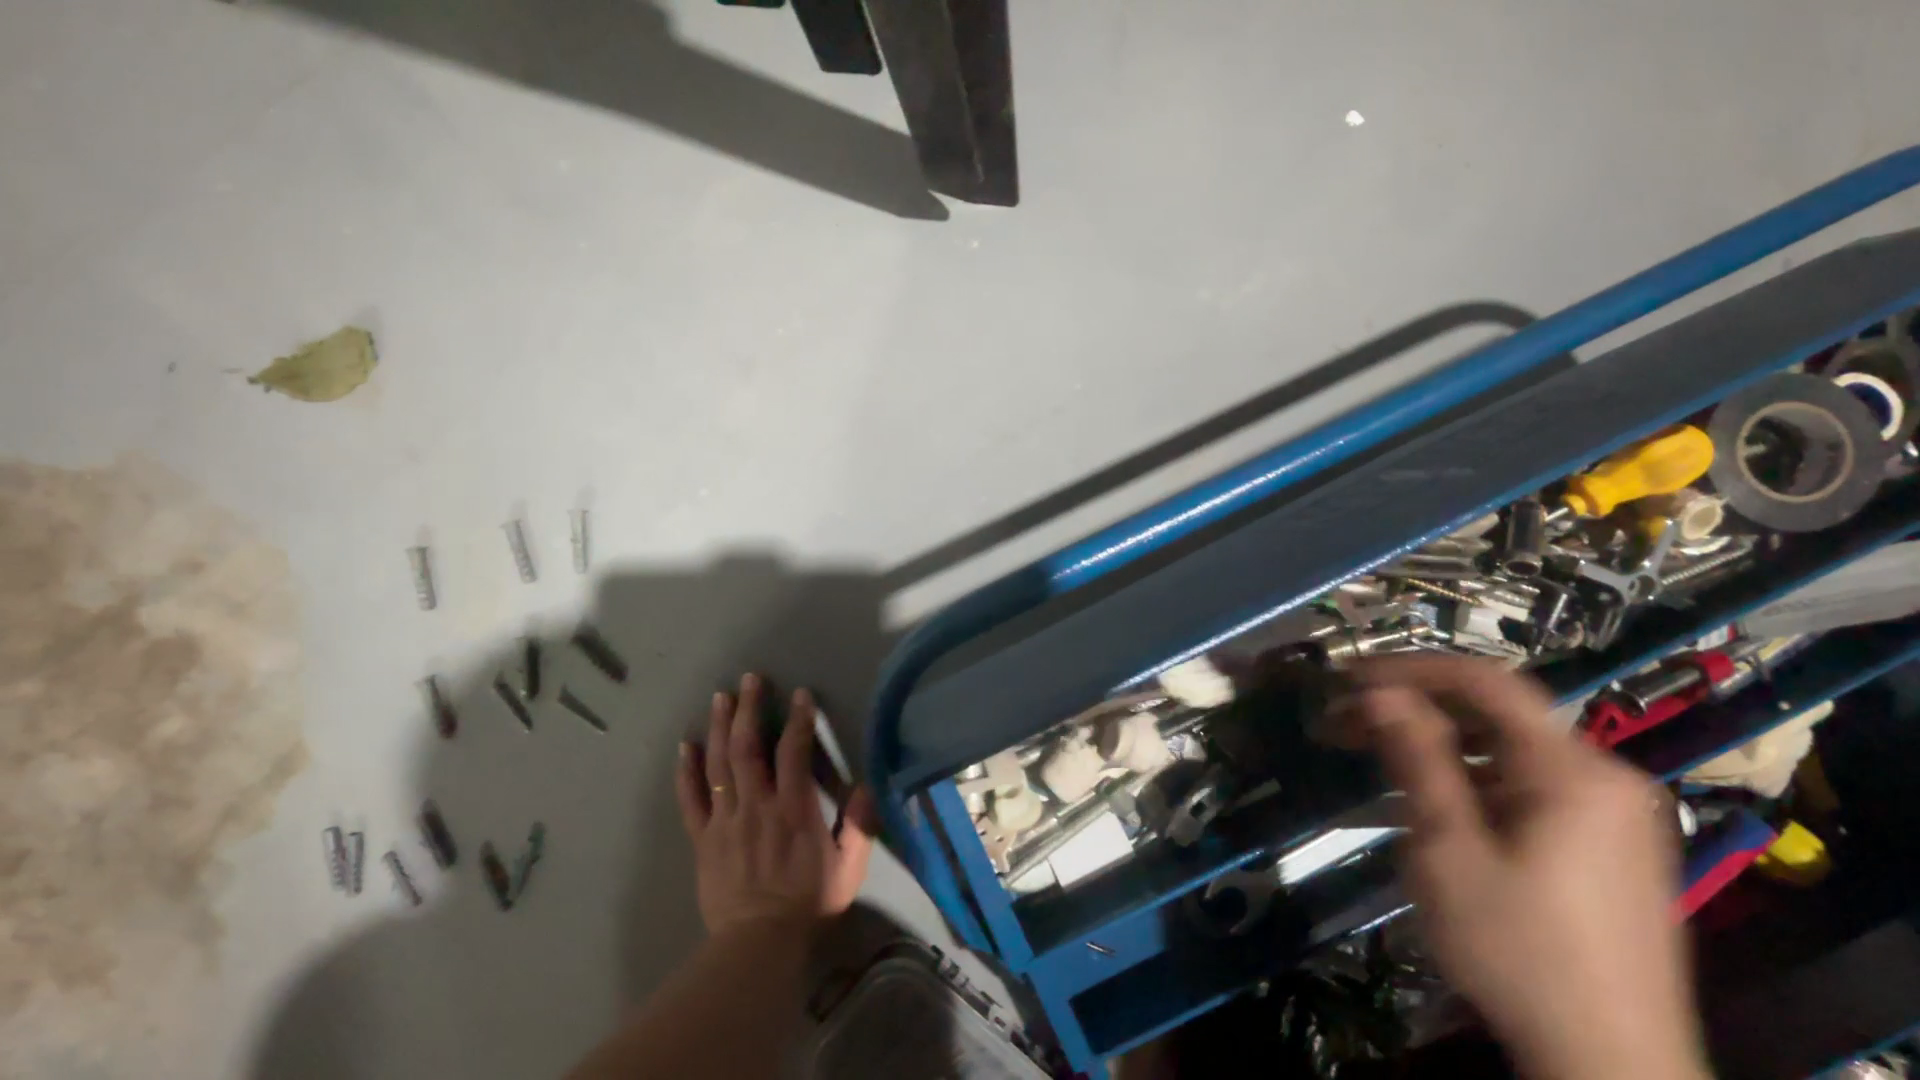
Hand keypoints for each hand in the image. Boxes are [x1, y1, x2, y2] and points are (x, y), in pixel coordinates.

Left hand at [675, 673, 875, 938]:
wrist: (758, 941)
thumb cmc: (809, 903)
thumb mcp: (848, 868)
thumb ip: (858, 826)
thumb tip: (866, 785)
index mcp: (794, 808)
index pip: (794, 751)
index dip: (798, 719)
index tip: (800, 694)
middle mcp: (757, 805)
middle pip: (749, 746)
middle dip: (749, 709)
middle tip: (749, 679)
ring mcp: (726, 820)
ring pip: (719, 763)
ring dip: (719, 727)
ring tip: (721, 697)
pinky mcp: (703, 838)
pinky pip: (691, 798)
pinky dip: (686, 770)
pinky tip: (686, 745)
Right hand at [1348, 656, 1706, 1079]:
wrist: (1613, 1064)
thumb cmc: (1519, 950)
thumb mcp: (1450, 852)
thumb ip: (1419, 761)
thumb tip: (1382, 693)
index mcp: (1572, 769)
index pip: (1485, 682)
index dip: (1410, 669)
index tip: (1347, 678)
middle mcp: (1605, 776)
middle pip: (1499, 718)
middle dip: (1418, 713)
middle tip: (1347, 726)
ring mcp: (1616, 816)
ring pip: (1514, 757)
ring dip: (1442, 750)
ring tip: (1377, 766)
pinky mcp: (1613, 850)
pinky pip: (1535, 792)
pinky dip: (1477, 785)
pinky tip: (1434, 811)